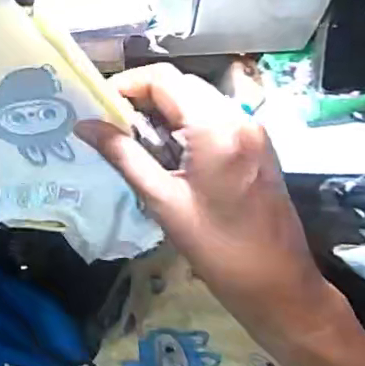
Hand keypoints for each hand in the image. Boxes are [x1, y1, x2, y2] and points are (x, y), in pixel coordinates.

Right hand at [77, 64, 345, 343]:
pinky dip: (183, 121)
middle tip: (110, 124)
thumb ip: (122, 154)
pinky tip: (165, 150)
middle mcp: (238, 118)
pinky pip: (212, 115)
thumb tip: (85, 125)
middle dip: (141, 96)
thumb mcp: (162, 201)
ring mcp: (251, 129)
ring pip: (196, 97)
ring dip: (161, 109)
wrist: (280, 286)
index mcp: (216, 129)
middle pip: (180, 83)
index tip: (98, 107)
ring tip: (133, 139)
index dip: (125, 84)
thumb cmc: (218, 249)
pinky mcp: (255, 144)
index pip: (163, 79)